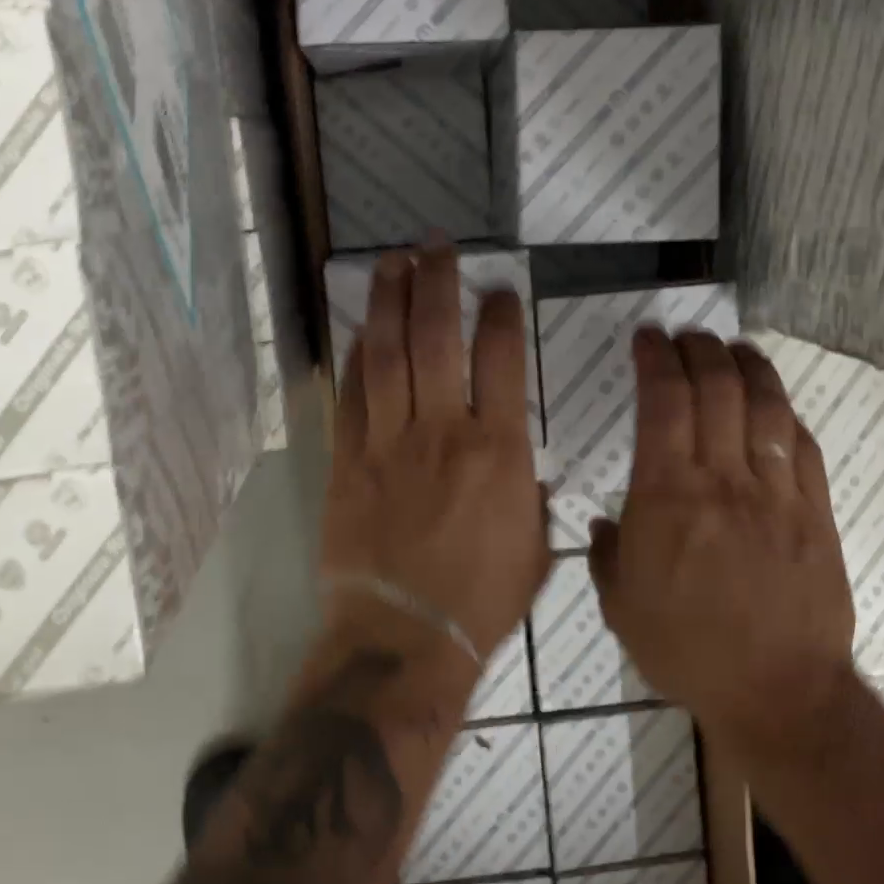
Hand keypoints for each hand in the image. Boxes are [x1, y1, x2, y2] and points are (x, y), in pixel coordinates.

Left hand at [319, 250, 549, 661]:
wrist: (406, 637)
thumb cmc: (482, 601)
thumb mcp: (535, 548)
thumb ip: (531, 496)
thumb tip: (525, 471)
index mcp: (499, 450)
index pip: (502, 360)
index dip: (501, 314)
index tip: (500, 289)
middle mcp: (443, 431)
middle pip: (436, 338)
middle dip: (437, 284)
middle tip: (436, 247)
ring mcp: (389, 443)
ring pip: (386, 354)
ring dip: (389, 302)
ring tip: (392, 263)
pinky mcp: (348, 463)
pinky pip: (350, 397)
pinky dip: (355, 358)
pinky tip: (360, 330)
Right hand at [589, 330, 856, 758]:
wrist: (776, 690)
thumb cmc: (686, 651)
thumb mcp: (621, 608)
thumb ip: (609, 555)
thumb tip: (606, 522)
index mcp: (666, 497)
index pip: (663, 404)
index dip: (655, 360)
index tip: (648, 339)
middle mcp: (722, 479)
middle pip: (716, 389)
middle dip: (700, 350)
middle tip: (687, 337)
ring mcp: (776, 492)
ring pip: (765, 407)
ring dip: (748, 367)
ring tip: (733, 349)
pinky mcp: (815, 512)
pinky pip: (803, 447)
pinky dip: (786, 415)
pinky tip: (776, 405)